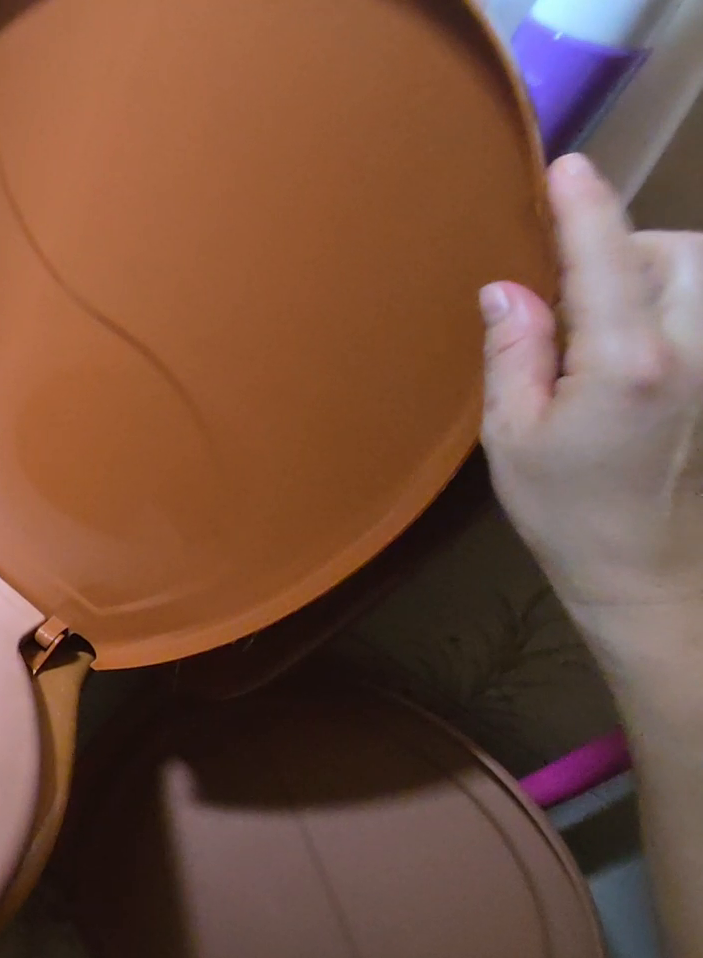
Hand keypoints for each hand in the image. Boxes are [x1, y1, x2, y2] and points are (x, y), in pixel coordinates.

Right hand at [479, 153, 702, 628]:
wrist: (641, 556)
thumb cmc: (560, 503)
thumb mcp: (510, 434)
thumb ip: (515, 355)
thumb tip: (506, 290)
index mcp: (628, 366)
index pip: (609, 266)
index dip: (586, 212)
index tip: (567, 168)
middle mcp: (692, 349)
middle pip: (677, 255)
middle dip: (621, 248)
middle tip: (559, 286)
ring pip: (698, 273)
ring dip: (644, 270)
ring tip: (585, 312)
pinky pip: (695, 304)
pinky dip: (657, 295)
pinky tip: (614, 332)